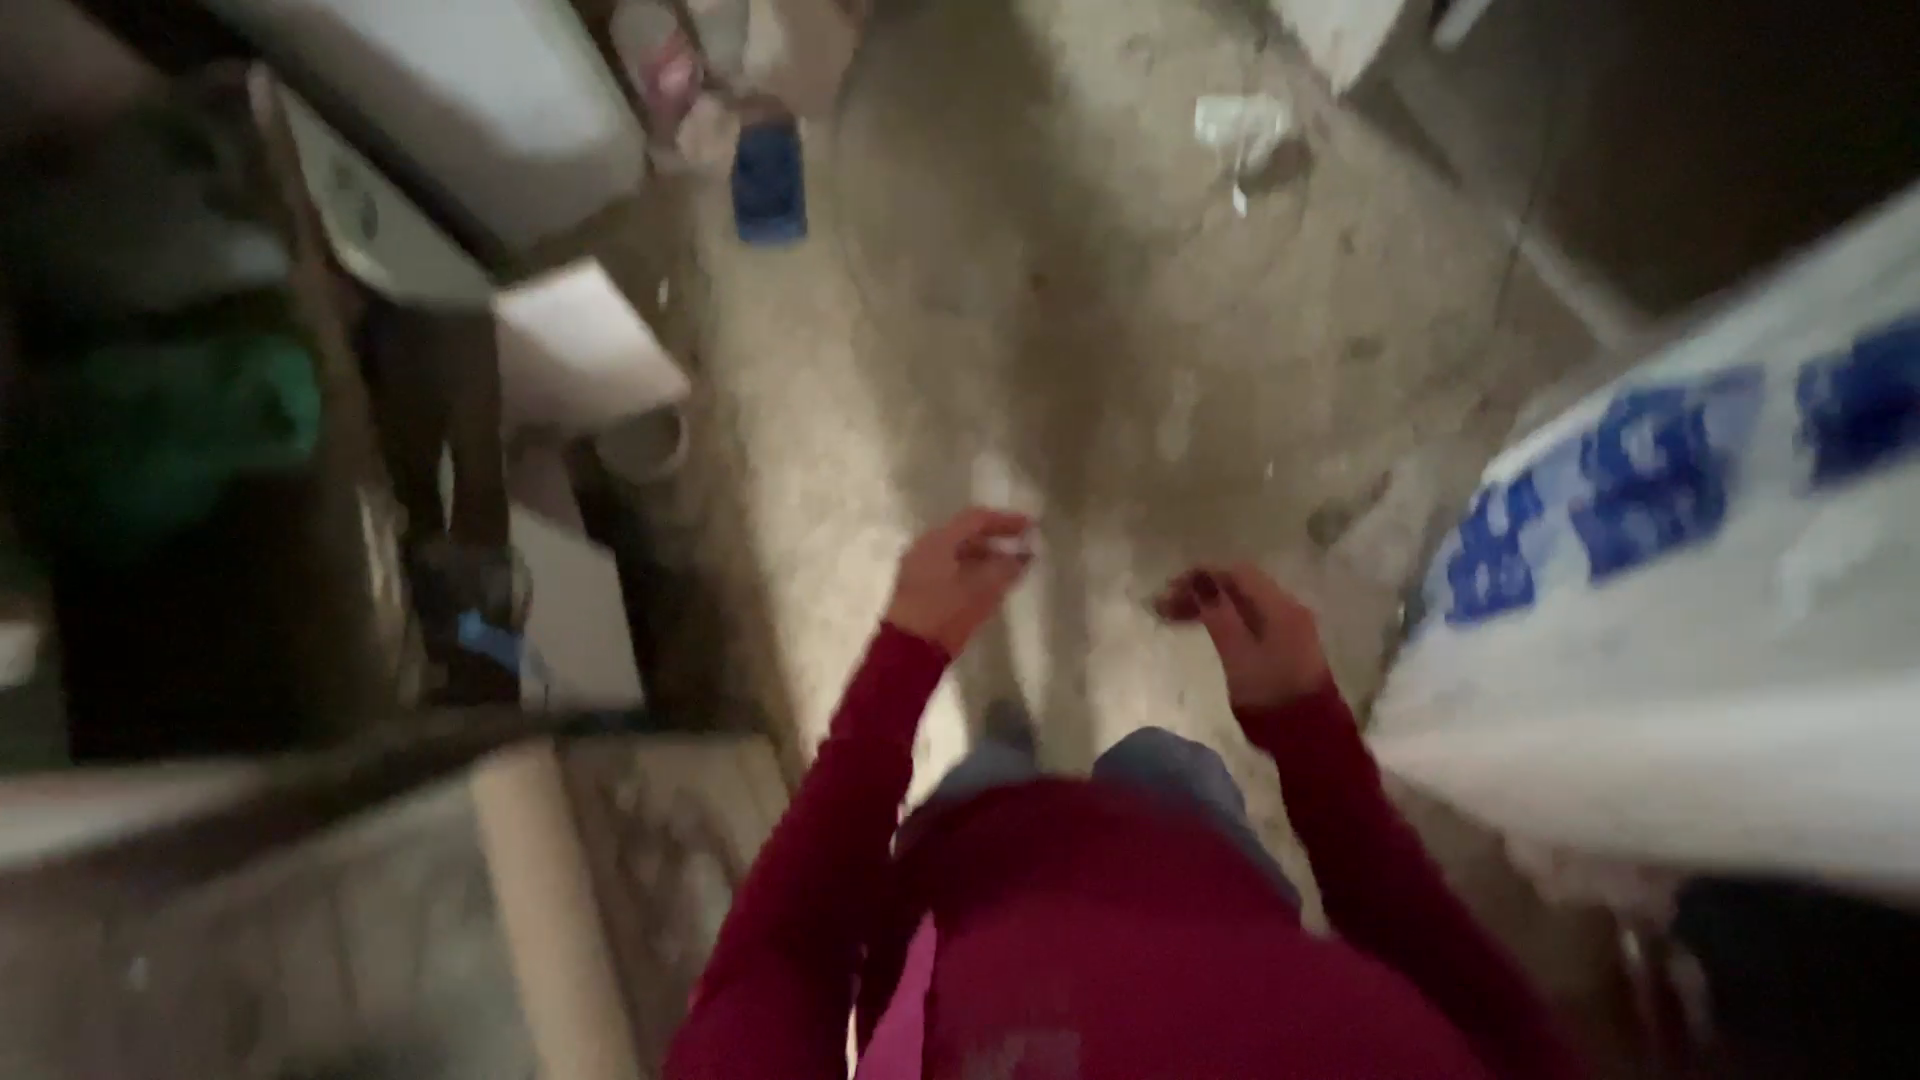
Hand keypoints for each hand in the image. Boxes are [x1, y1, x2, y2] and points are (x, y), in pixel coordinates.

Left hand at [885, 507, 1033, 655]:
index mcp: (938, 540)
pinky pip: (948, 569)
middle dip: (996, 540)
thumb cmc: (946, 613)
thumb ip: (1007, 568)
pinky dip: (971, 571)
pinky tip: (988, 585)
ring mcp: (917, 567)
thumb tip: (1026, 555)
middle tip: (1022, 548)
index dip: (1006, 521)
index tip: (1031, 528)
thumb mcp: (983, 590)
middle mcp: (925, 547)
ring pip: (957, 554)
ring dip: (984, 558)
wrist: (908, 651)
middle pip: (965, 535)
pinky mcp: (916, 589)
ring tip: (1010, 569)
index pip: (976, 519)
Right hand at [1154, 562, 1329, 708]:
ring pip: (1240, 602)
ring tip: (1172, 617)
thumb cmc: (1269, 694)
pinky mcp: (1282, 643)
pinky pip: (1247, 618)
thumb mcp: (1238, 654)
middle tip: (1164, 606)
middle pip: (1238, 585)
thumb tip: (1200, 582)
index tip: (1169, 589)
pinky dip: (1221, 618)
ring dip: (1207, 604)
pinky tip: (1200, 627)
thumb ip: (1219, 614)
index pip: (1236, 573)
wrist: (1308, 735)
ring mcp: (1287, 625)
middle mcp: (1286, 608)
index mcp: (1279, 606)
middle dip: (1200, 590)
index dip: (1201, 575)